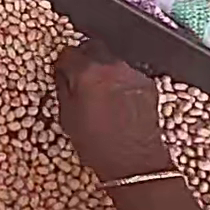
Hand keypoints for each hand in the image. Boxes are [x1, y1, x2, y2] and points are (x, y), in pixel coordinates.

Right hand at [54, 40, 172, 182]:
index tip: (62, 70)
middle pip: (93, 48)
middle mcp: (111, 66)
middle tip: (79, 75)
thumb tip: (63, 75)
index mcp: (86, 73)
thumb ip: (63, 88)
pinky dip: (120, 81)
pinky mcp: (147, 83)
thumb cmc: (97, 143)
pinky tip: (117, 100)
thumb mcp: (67, 117)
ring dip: (104, 70)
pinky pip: (128, 74)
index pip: (68, 53)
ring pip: (112, 61)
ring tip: (100, 92)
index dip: (63, 63)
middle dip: (84, 58)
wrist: (133, 161)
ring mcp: (132, 73)